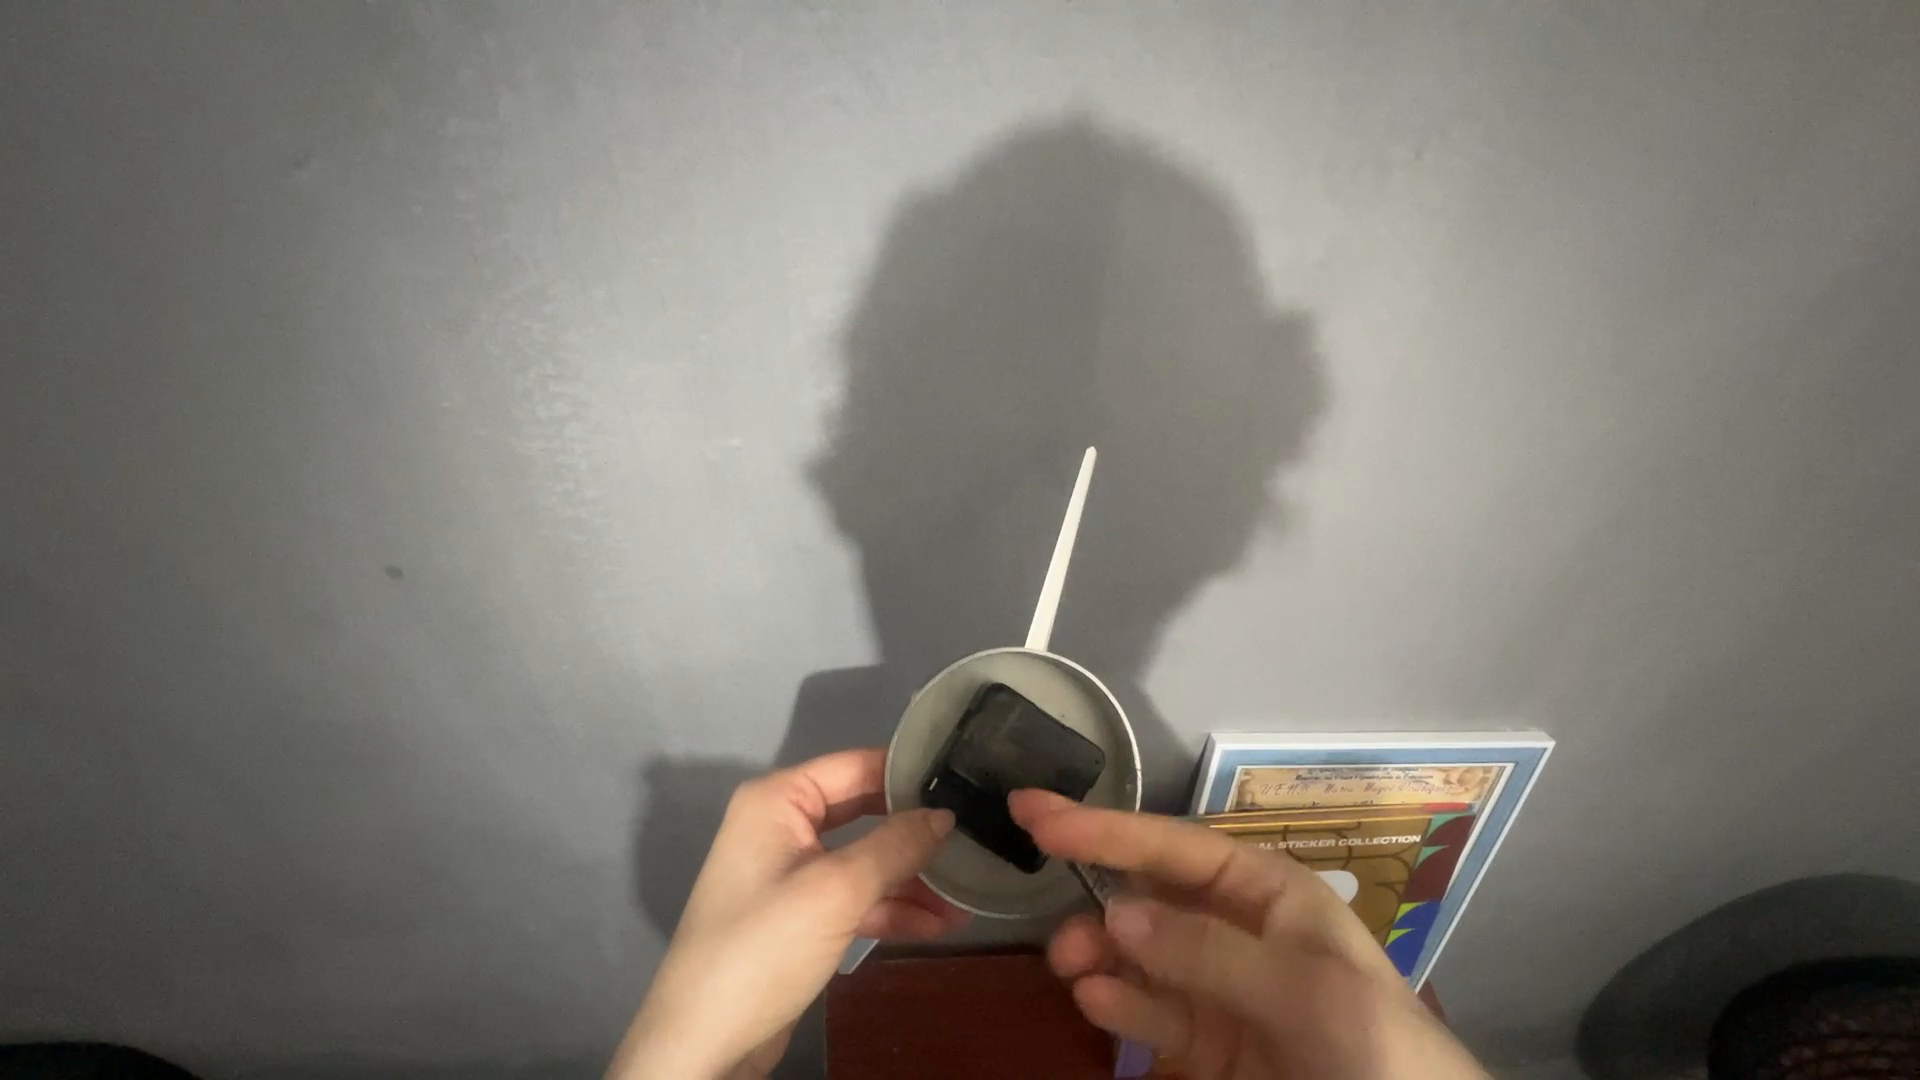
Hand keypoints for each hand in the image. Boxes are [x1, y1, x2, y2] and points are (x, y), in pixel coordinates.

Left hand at [609, 749, 968, 1078]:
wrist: (702, 1047)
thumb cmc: (764, 946)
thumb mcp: (837, 890)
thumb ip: (895, 846)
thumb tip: (945, 815)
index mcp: (779, 800)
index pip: (855, 767)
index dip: (908, 773)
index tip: (962, 782)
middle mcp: (783, 826)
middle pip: (864, 813)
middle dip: (915, 834)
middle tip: (971, 836)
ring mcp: (790, 873)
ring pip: (863, 860)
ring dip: (910, 879)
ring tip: (964, 897)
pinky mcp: (798, 916)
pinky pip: (853, 896)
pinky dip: (890, 908)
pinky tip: (937, 924)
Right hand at [1010, 790, 1488, 1079]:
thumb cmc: (1376, 1047)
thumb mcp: (1304, 991)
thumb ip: (1208, 949)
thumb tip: (1115, 912)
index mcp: (1264, 889)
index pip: (1170, 845)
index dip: (1102, 826)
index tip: (1036, 811)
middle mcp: (1233, 924)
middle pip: (1145, 890)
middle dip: (1094, 885)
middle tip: (1034, 877)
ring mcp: (1216, 983)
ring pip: (1138, 949)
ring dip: (1098, 947)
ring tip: (1066, 963)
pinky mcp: (1206, 1041)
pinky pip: (1151, 1009)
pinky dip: (1118, 1001)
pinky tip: (1093, 999)